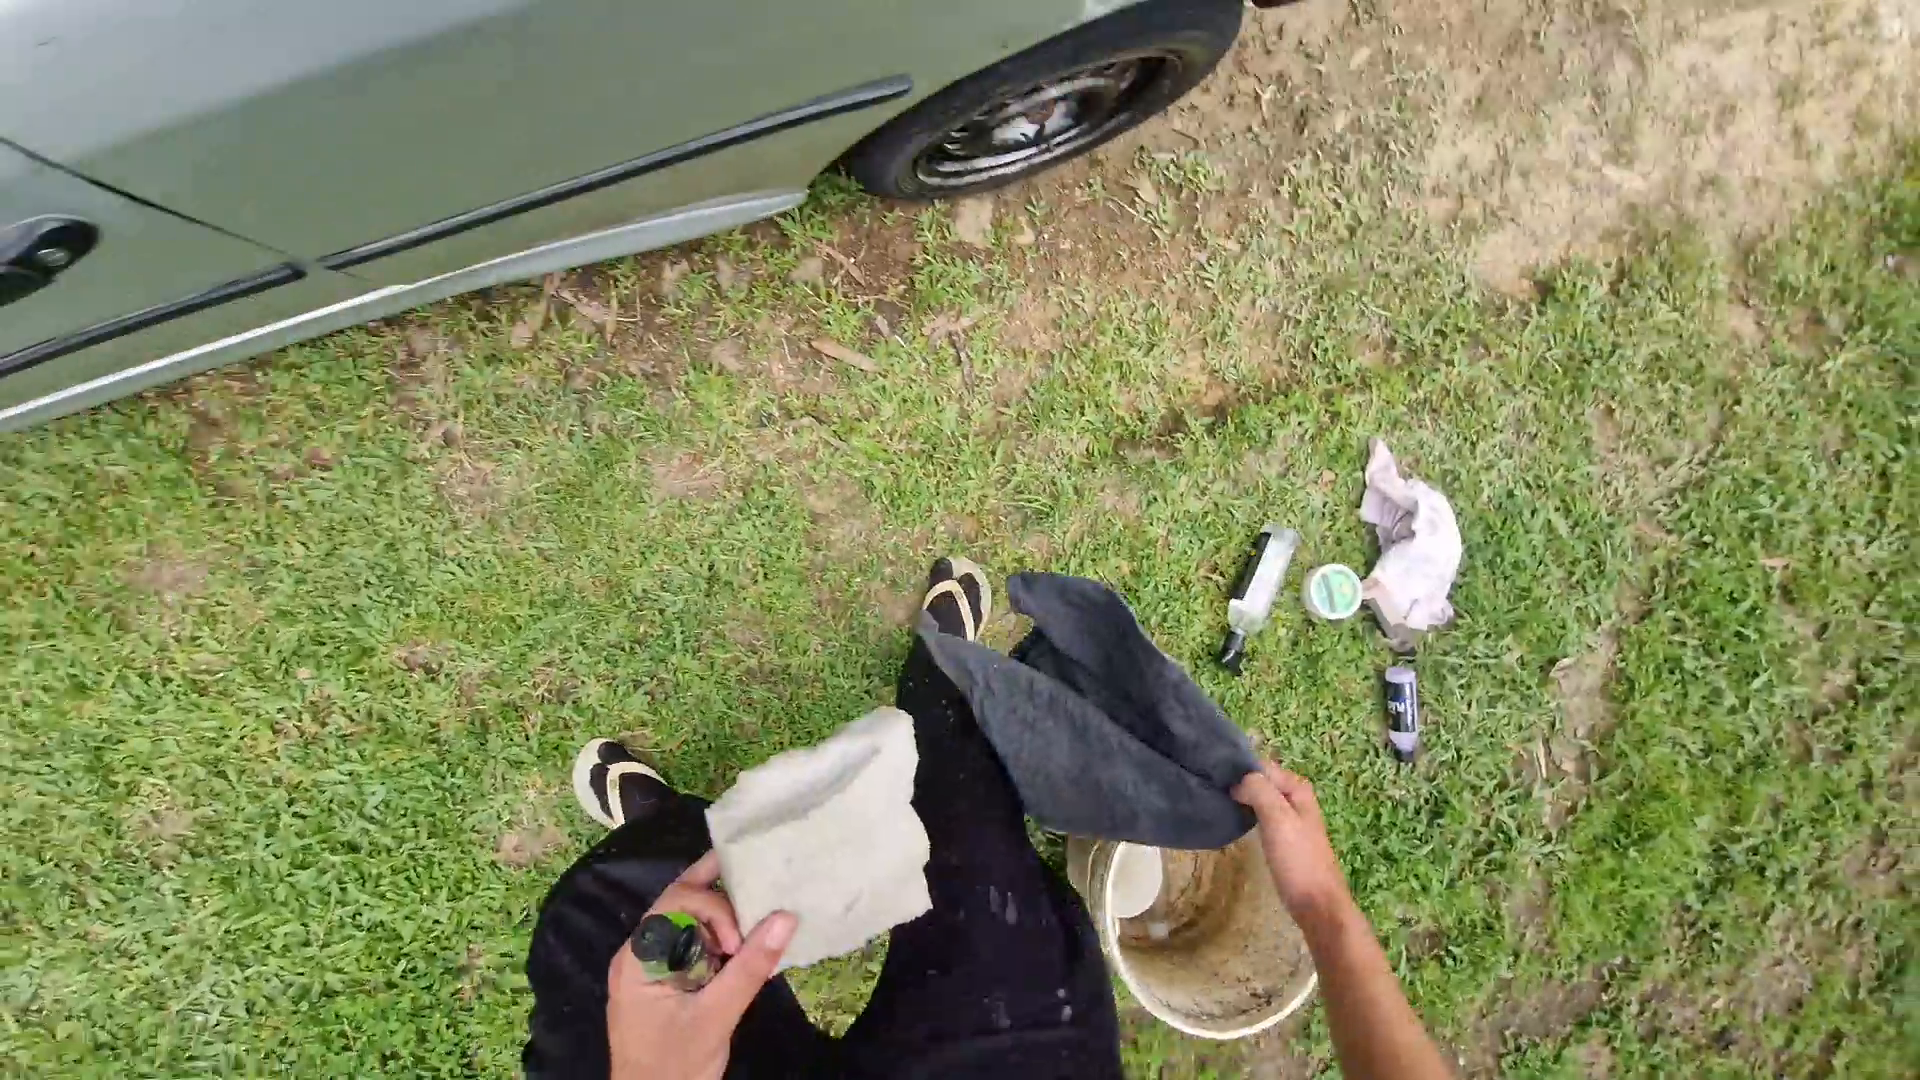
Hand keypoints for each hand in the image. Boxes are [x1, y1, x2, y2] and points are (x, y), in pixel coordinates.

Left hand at [606, 852, 798, 1079]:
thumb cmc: (675, 1070)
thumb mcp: (716, 1018)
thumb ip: (750, 967)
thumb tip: (787, 916)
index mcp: (639, 957)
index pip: (676, 901)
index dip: (714, 908)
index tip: (738, 944)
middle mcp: (642, 952)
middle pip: (681, 899)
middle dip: (721, 890)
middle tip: (759, 880)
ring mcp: (655, 966)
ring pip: (692, 917)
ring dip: (725, 916)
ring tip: (757, 922)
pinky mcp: (671, 980)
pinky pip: (697, 941)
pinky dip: (723, 937)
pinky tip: (747, 944)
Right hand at [1232, 762, 1353, 931]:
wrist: (1317, 905)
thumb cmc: (1298, 859)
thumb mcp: (1277, 818)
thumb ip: (1258, 790)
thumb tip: (1236, 781)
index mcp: (1297, 787)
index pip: (1259, 765)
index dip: (1238, 771)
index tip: (1215, 780)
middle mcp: (1295, 797)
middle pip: (1259, 780)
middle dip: (1238, 783)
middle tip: (1212, 791)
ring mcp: (1289, 817)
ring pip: (1258, 797)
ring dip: (1240, 798)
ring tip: (1217, 802)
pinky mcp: (1282, 836)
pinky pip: (1259, 813)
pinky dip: (1246, 812)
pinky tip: (1232, 819)